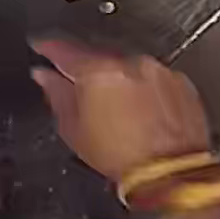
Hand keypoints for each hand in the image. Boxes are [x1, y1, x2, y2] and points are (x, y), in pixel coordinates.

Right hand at [30, 37, 212, 181]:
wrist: (170, 172)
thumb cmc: (121, 153)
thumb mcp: (71, 126)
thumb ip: (55, 93)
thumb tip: (45, 76)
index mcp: (98, 71)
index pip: (63, 49)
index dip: (46, 47)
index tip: (40, 47)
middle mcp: (130, 63)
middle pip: (96, 55)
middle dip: (82, 68)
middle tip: (72, 85)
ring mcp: (158, 71)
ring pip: (124, 65)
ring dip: (111, 77)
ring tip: (106, 104)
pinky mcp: (180, 82)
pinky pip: (148, 76)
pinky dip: (136, 86)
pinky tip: (132, 109)